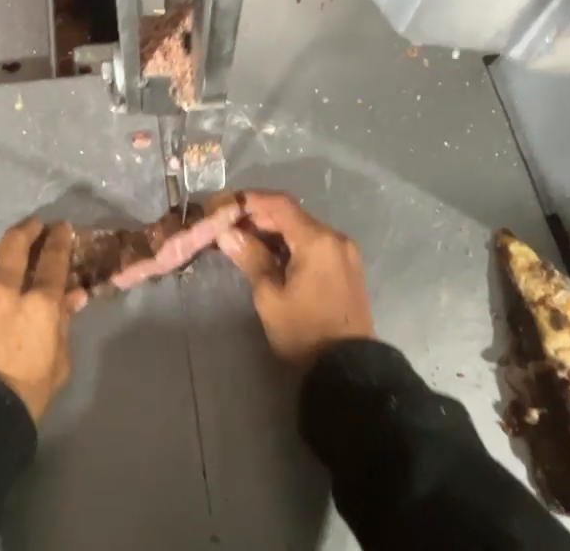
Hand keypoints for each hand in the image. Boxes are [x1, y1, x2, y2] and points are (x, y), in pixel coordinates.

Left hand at [0, 218, 77, 420]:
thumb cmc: (25, 395)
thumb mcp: (58, 363)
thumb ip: (62, 324)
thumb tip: (69, 297)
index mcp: (39, 303)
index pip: (53, 257)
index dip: (60, 238)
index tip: (63, 228)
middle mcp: (6, 290)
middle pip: (15, 242)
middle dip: (28, 228)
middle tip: (35, 226)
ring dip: (0, 247)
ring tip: (6, 252)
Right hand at [216, 191, 375, 365]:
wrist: (348, 369)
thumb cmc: (304, 332)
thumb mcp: (270, 297)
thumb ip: (250, 258)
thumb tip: (227, 232)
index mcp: (317, 240)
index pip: (278, 203)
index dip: (248, 200)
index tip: (221, 206)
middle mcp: (334, 237)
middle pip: (291, 214)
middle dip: (257, 216)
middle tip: (225, 226)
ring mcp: (343, 252)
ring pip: (301, 228)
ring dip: (272, 230)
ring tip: (241, 240)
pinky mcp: (345, 266)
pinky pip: (313, 243)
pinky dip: (289, 243)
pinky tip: (268, 255)